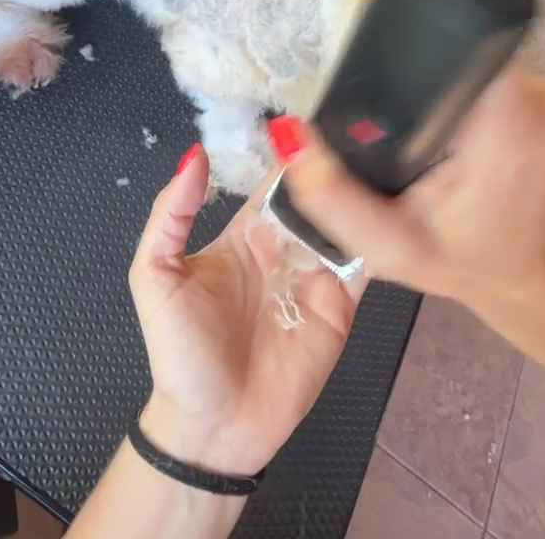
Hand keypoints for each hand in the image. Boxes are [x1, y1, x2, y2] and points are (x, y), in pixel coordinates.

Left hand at [130, 146, 362, 476]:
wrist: (213, 427)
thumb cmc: (181, 350)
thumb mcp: (156, 274)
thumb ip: (171, 213)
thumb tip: (195, 153)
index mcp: (246, 234)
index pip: (275, 184)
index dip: (293, 155)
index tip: (316, 118)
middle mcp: (286, 248)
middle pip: (317, 198)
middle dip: (335, 168)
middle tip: (365, 131)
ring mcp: (317, 276)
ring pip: (345, 224)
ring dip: (359, 198)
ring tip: (386, 160)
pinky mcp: (342, 306)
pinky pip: (364, 265)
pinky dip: (378, 239)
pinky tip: (388, 211)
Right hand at [275, 62, 544, 394]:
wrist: (529, 273)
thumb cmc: (460, 259)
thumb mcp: (386, 246)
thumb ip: (333, 197)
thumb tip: (289, 133)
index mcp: (501, 125)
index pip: (449, 47)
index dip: (405, 48)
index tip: (372, 75)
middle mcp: (531, 94)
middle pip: (453, 47)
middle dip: (412, 72)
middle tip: (385, 118)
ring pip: (469, 56)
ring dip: (435, 82)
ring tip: (413, 124)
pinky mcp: (543, 90)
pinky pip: (486, 68)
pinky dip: (457, 90)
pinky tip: (441, 124)